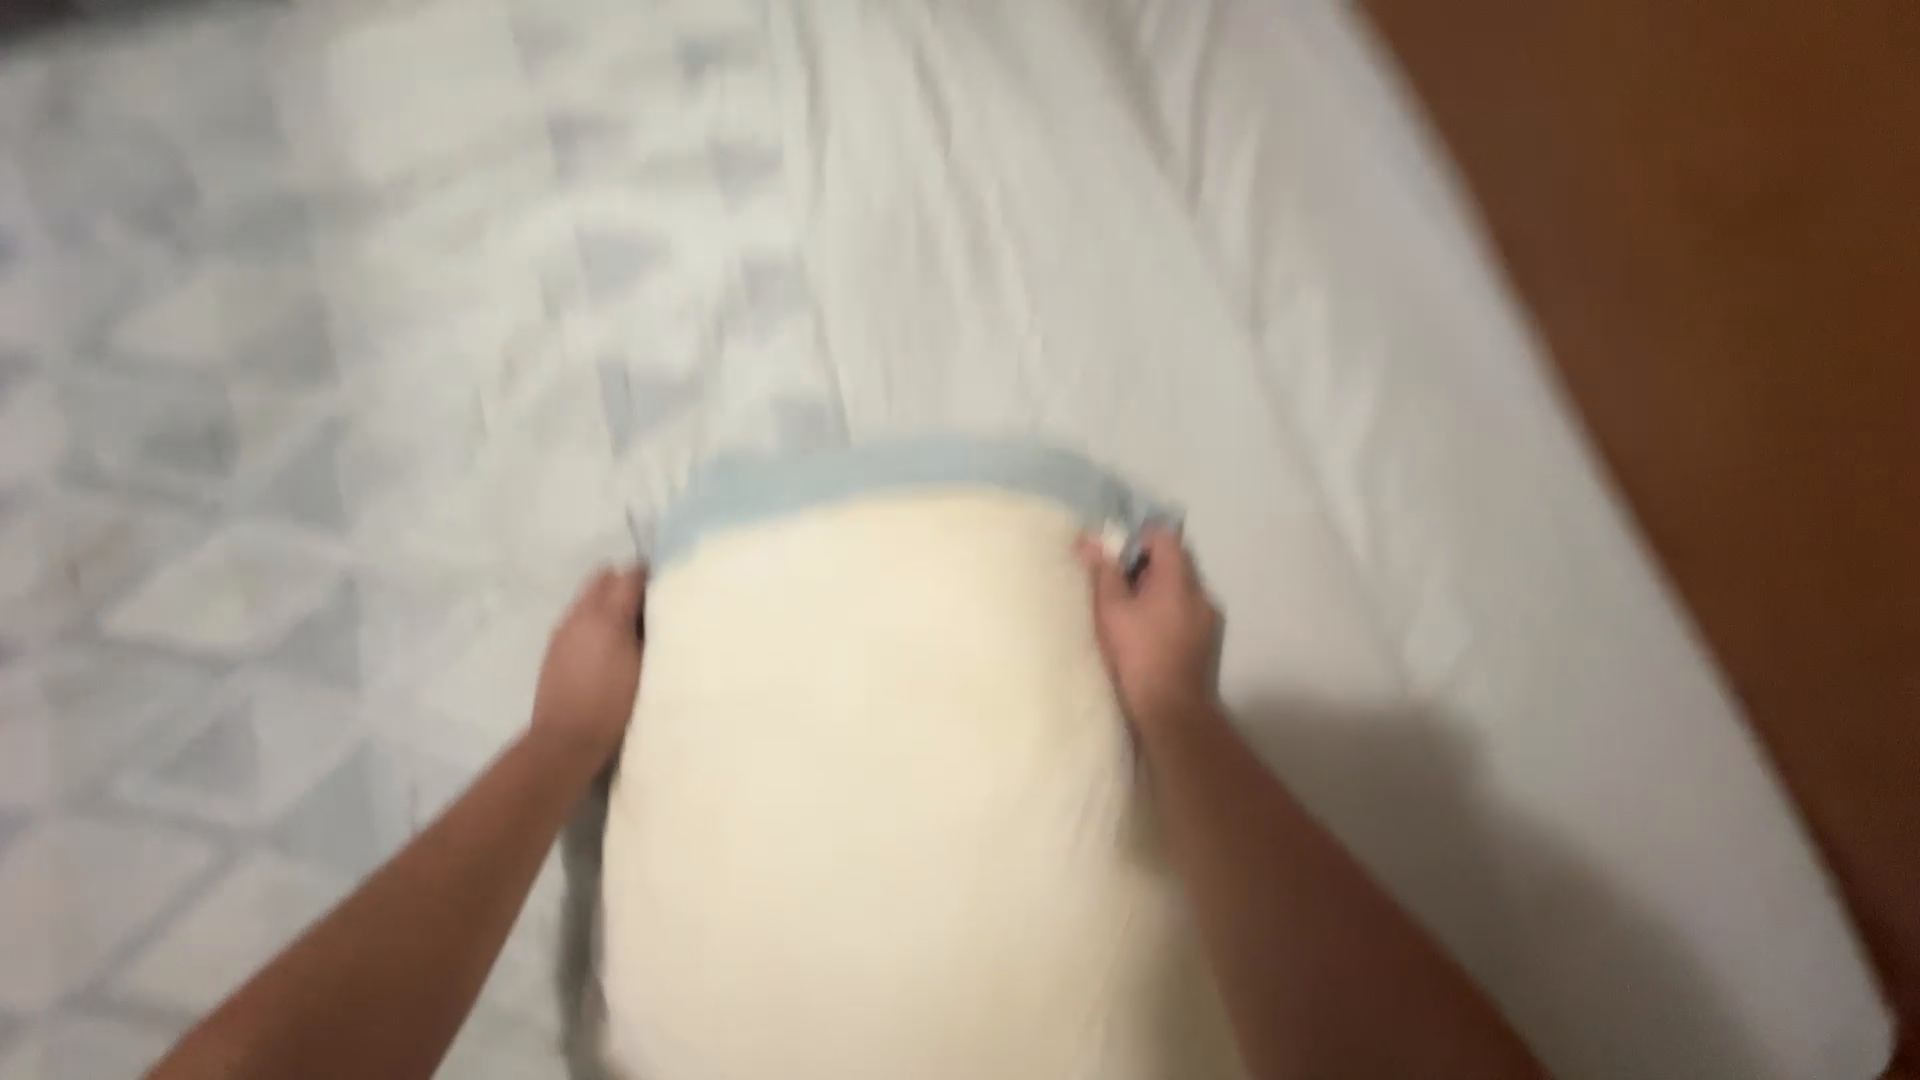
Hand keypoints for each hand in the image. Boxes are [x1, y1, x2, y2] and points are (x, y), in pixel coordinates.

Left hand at [532, 565, 646, 764]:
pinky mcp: (554, 645)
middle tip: (647, 605)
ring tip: (630, 628)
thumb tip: (657, 611)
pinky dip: (594, 619)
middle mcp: (581, 614)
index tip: (668, 588)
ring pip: (589, 596)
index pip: (630, 576)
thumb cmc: (616, 703)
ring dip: (609, 602)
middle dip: (625, 583)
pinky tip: (608, 646)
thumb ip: (650, 631)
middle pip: (604, 577)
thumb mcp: (646, 666)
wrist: (567, 738)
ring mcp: (563, 628)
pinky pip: (578, 616)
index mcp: (608, 617)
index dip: (650, 577)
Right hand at [1075, 528, 1222, 733]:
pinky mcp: (1207, 641)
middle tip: (1115, 584)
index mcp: (1179, 580)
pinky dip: (1167, 611)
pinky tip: (1146, 633)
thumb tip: (1090, 540)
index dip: (1138, 539)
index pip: (1164, 537)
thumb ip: (1103, 572)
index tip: (1115, 556)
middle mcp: (1201, 593)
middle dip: (1144, 567)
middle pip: (1174, 562)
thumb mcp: (1110, 611)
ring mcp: (1208, 619)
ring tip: (1128, 611)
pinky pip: (1186, 611)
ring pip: (1180, 589)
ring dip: (1156, 591)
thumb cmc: (1136, 656)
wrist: (1171, 711)